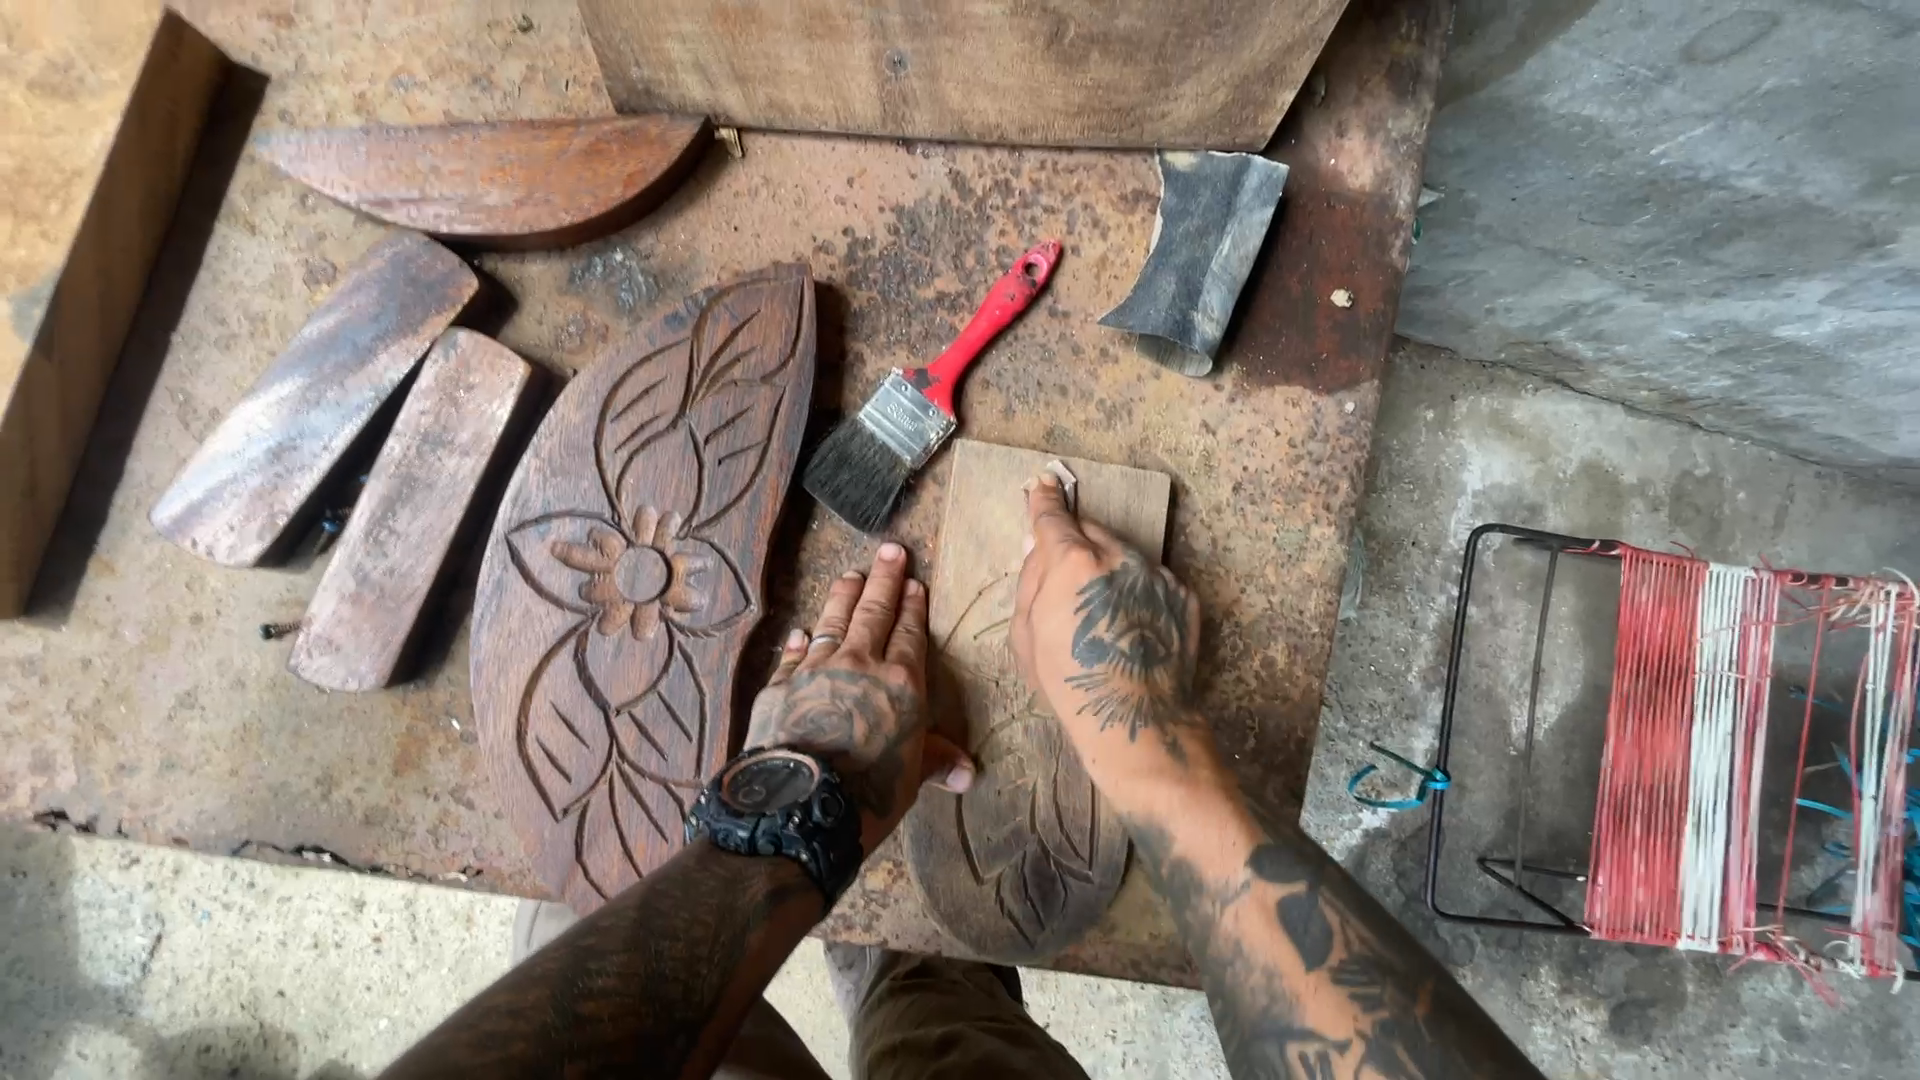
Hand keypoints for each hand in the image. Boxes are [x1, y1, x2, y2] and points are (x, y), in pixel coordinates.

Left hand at [744, 542, 973, 853]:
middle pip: (875, 611)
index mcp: (901, 681)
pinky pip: (794, 654)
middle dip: (885, 579)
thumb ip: (936, 760)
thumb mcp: (912, 775)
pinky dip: (801, 640)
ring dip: (844, 595)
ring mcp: (817, 669)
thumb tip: (968, 774)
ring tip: (851, 574)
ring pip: (834, 620)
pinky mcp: (781, 685)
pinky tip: (802, 630)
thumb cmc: (870, 791)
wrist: (802, 804)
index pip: (910, 633)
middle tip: (890, 550)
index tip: (915, 582)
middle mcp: (860, 663)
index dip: (913, 606)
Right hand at [1010, 471, 1214, 798]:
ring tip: (1103, 616)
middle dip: (1075, 545)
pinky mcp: (1182, 595)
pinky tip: (1130, 628)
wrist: (1137, 720)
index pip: (1053, 518)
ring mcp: (1157, 574)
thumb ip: (1031, 581)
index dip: (1044, 500)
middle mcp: (1119, 556)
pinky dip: (1136, 593)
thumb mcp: (1025, 635)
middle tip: (1066, 576)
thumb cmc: (1068, 682)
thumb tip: (1038, 546)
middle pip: (1091, 533)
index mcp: (1074, 562)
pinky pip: (1150, 581)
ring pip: (1123, 556)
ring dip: (1108, 570)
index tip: (1043, 484)